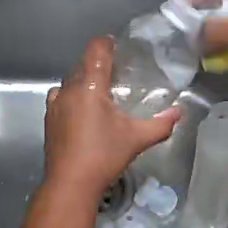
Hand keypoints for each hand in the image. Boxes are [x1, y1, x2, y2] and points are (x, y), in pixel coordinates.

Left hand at [44, 37, 180, 196]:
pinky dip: (71, 96)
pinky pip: (59, 97)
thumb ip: (161, 124)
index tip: (116, 45)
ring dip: (82, 80)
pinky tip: (81, 110)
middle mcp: (69, 90)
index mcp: (90, 86)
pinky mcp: (48, 120)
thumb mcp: (137, 138)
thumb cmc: (103, 156)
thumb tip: (179, 112)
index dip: (105, 43)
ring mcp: (55, 105)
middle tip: (115, 70)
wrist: (70, 183)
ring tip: (98, 90)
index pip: (95, 51)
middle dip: (97, 63)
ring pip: (69, 81)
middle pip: (81, 64)